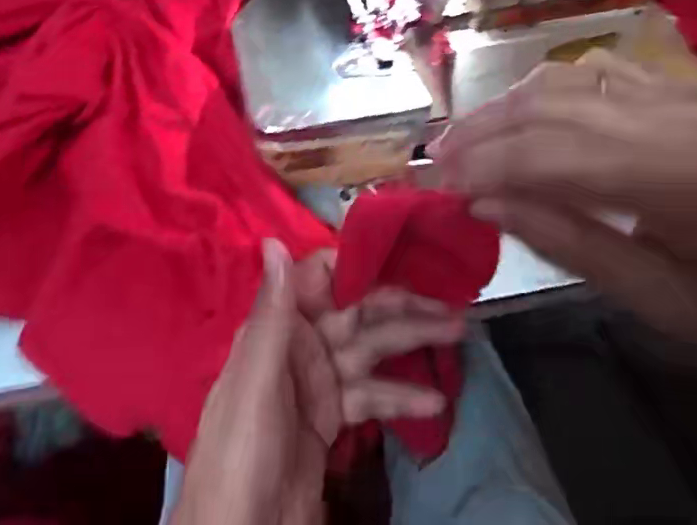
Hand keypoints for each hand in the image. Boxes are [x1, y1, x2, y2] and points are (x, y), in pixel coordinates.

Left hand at [172, 240, 464, 524]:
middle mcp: (299, 347)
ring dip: (411, 344)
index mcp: (277, 329)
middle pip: (357, 316)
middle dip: (401, 309)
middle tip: (450, 306)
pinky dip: (401, 397)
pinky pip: (371, 396)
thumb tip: (273, 241)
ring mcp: (317, 385)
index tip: (401, 252)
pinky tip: (434, 402)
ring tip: (456, 337)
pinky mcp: (331, 421)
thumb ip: (272, 315)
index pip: (320, 280)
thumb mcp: (255, 383)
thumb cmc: (240, 454)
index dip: (358, 266)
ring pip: (370, 352)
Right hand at [429, 50, 696, 384]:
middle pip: (554, 103)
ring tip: (472, 135)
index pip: (554, 153)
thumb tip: (484, 202)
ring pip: (574, 77)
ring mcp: (691, 94)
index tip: (439, 183)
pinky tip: (533, 115)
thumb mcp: (655, 299)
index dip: (486, 163)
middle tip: (439, 155)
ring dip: (513, 103)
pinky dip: (558, 89)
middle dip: (486, 128)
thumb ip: (565, 240)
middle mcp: (685, 115)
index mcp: (685, 177)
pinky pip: (608, 71)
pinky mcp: (694, 90)